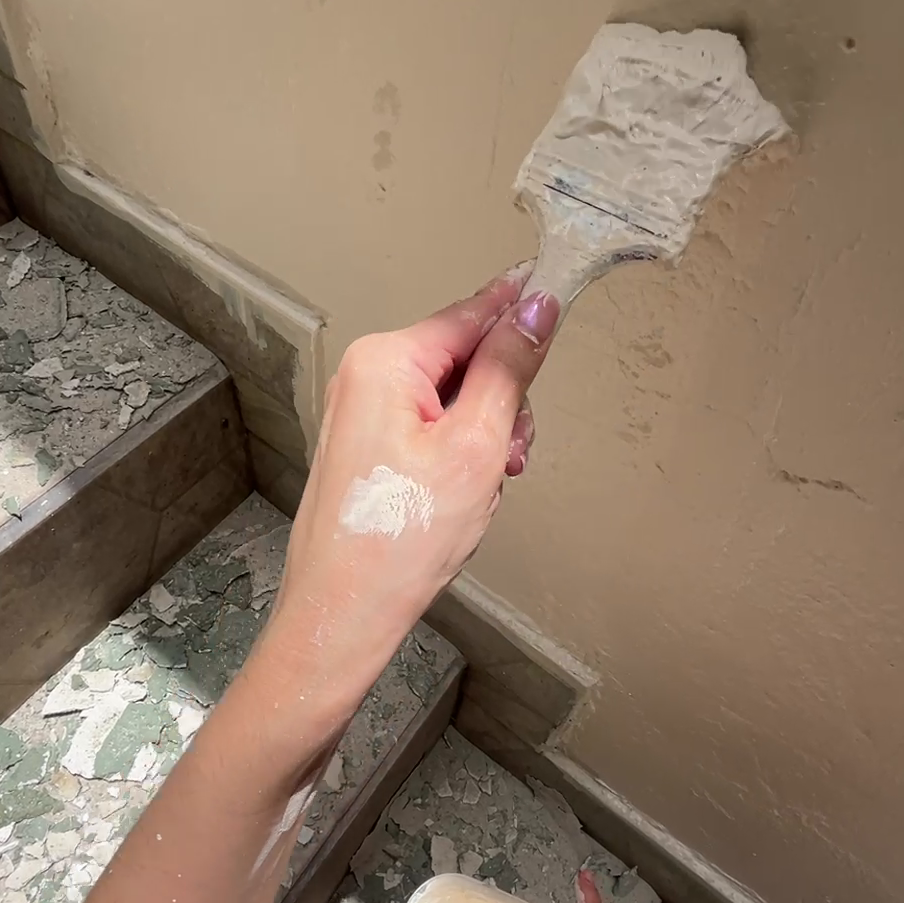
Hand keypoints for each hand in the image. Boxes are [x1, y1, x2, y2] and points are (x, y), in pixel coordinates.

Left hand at [270, 262, 559, 683]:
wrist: (346, 611)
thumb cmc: (398, 538)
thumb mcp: (476, 444)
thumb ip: (509, 369)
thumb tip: (537, 308)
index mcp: (386, 361)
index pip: (470, 313)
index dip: (519, 309)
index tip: (557, 291)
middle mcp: (367, 378)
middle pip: (464, 362)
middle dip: (500, 405)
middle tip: (507, 457)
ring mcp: (365, 414)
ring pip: (454, 402)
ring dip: (483, 439)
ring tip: (478, 490)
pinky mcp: (370, 447)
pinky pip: (432, 430)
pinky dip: (459, 457)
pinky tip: (460, 497)